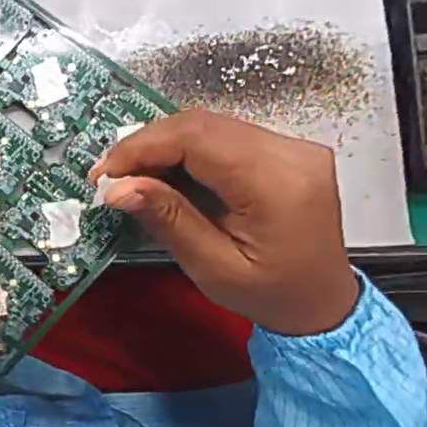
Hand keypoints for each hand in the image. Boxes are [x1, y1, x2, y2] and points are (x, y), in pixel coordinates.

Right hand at [90, 110, 359, 335]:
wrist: (321, 302)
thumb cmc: (270, 294)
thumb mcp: (212, 267)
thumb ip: (168, 220)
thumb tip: (118, 188)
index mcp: (278, 184)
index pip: (197, 139)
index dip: (142, 147)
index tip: (104, 173)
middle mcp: (291, 153)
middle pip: (201, 124)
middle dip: (145, 144)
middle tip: (109, 176)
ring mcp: (291, 146)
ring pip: (208, 125)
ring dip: (160, 145)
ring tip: (130, 177)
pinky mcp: (283, 149)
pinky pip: (220, 135)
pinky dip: (182, 150)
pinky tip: (162, 173)